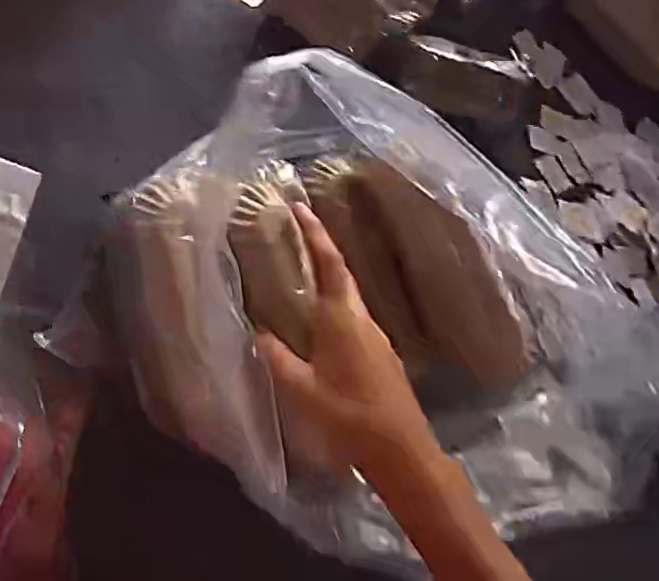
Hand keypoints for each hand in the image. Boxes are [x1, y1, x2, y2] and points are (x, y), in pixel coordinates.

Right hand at [259, 203, 441, 480]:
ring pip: (349, 295)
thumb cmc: (348, 415)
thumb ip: (276, 357)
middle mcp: (362, 318)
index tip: (301, 207)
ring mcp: (376, 336)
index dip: (315, 233)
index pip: (329, 263)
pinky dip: (337, 302)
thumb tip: (255, 329)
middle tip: (300, 231)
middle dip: (322, 248)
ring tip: (306, 271)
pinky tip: (324, 320)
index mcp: (341, 317)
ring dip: (329, 276)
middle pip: (341, 273)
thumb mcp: (301, 388)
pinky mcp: (382, 355)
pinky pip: (355, 315)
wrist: (402, 451)